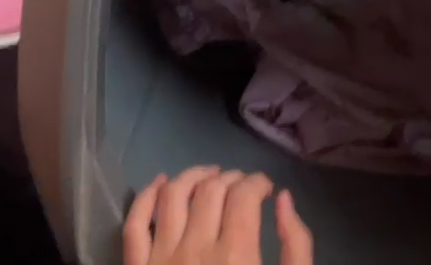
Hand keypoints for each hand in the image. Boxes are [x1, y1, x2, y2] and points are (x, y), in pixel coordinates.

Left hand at [124, 167, 312, 264]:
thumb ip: (295, 248)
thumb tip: (283, 200)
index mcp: (236, 256)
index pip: (244, 195)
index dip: (256, 182)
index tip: (265, 186)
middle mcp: (195, 248)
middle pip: (211, 189)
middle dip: (231, 178)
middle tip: (242, 183)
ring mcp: (160, 257)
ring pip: (172, 193)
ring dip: (193, 175)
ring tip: (209, 175)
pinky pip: (135, 222)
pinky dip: (146, 195)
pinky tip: (161, 183)